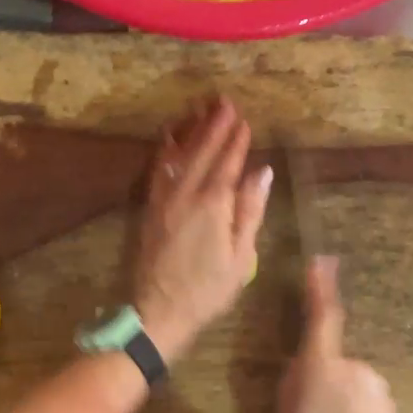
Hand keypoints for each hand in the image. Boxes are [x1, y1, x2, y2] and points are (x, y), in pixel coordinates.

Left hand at [132, 97, 271, 360]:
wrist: (158, 311)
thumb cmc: (207, 292)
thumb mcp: (240, 258)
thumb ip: (250, 211)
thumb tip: (262, 172)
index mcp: (214, 205)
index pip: (227, 162)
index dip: (236, 140)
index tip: (244, 120)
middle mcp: (186, 194)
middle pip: (202, 151)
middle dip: (214, 124)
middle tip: (224, 100)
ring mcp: (164, 200)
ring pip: (177, 155)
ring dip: (189, 130)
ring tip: (199, 108)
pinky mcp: (150, 209)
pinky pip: (159, 170)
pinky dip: (166, 150)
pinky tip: (169, 137)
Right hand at [278, 257, 412, 412]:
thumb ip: (291, 389)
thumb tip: (301, 370)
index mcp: (324, 367)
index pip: (323, 318)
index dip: (320, 289)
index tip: (321, 261)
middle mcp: (353, 366)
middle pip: (327, 360)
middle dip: (316, 378)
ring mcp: (375, 383)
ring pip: (343, 382)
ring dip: (333, 400)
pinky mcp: (387, 402)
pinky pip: (358, 399)